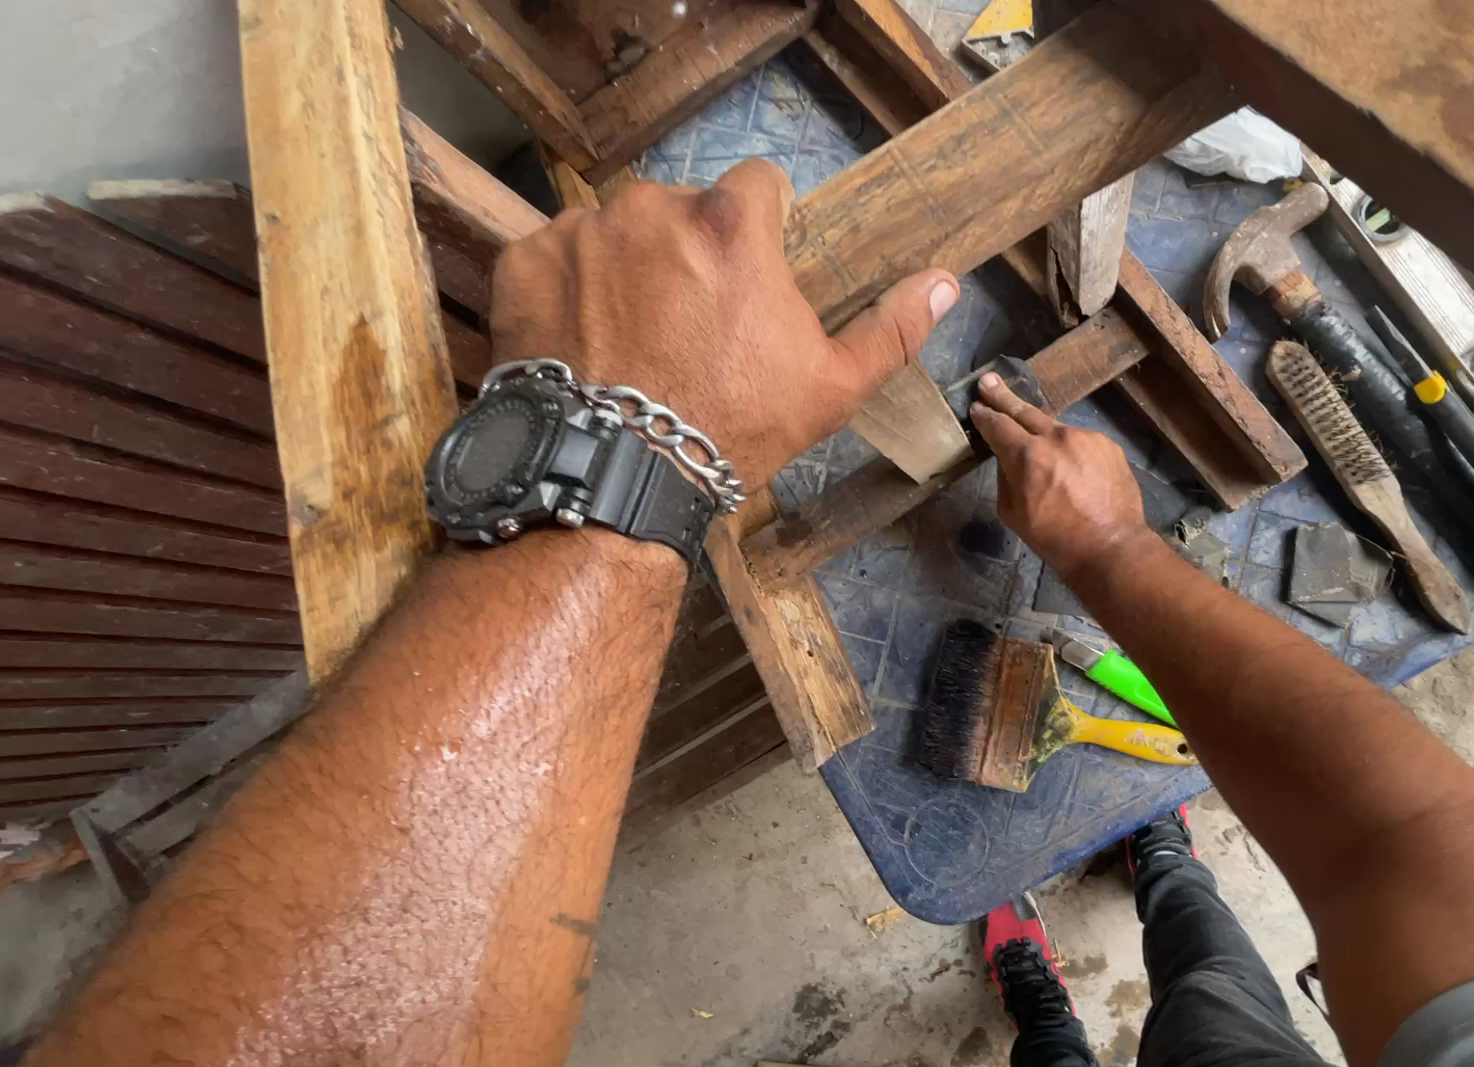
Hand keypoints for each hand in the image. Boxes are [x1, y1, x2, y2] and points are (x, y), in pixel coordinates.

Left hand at [489, 160, 959, 480]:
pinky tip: (589, 342)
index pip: (759, 186)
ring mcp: (583, 230)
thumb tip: (946, 282)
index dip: (764, 230)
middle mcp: (654, 207)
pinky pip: (561, 253)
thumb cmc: (736, 428)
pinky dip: (575, 287)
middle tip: (696, 327)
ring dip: (634, 267)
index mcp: (733, 228)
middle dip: (695, 252)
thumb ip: (891, 329)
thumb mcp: (832, 389)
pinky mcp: (526, 259)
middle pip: (687, 209)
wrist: (619, 474)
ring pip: (622, 229)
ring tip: (640, 340)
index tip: (755, 280)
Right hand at [968, 372, 1150, 580]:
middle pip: (1023, 411)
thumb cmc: (1055, 538)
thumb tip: (1008, 459)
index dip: (984, 416)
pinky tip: (1069, 467)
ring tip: (1034, 442)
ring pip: (1054, 427)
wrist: (1111, 546)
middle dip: (1003, 397)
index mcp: (1027, 456)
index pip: (998, 425)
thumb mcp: (1013, 514)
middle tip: (988, 381)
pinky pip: (1079, 441)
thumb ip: (1006, 478)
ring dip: (1040, 431)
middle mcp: (1056, 437)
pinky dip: (1068, 448)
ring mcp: (1085, 437)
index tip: (977, 407)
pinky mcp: (1106, 445)